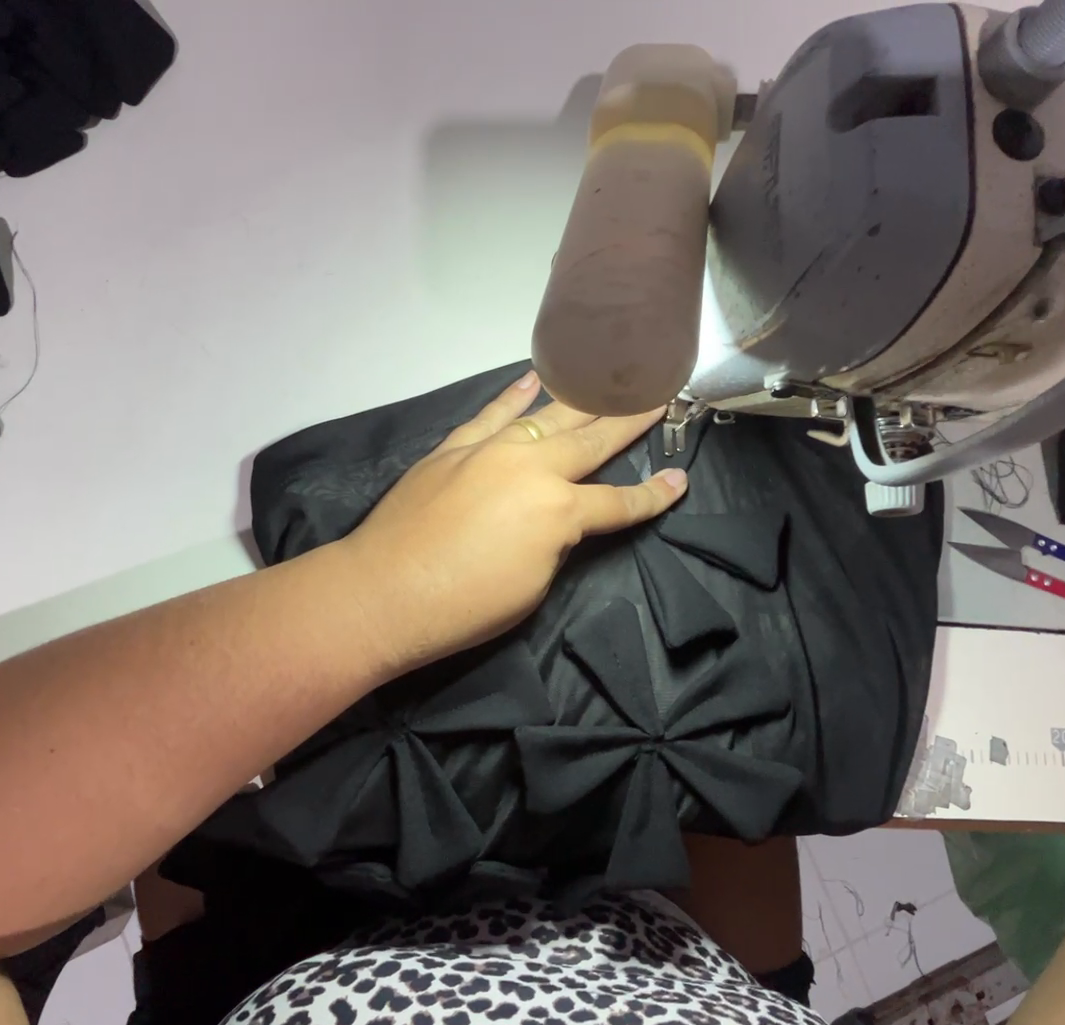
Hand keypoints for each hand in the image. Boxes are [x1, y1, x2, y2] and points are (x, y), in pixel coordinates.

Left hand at [332, 371, 687, 673]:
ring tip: (611, 377)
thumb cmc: (465, 607)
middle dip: (631, 420)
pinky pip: (492, 414)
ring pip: (547, 416)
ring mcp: (490, 450)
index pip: (620, 502)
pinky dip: (514, 396)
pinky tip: (533, 380)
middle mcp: (532, 468)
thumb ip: (555, 544)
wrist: (384, 592)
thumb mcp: (533, 586)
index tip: (680, 480)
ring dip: (583, 398)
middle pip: (593, 440)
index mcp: (560, 511)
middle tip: (659, 396)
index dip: (654, 496)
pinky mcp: (454, 447)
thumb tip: (557, 521)